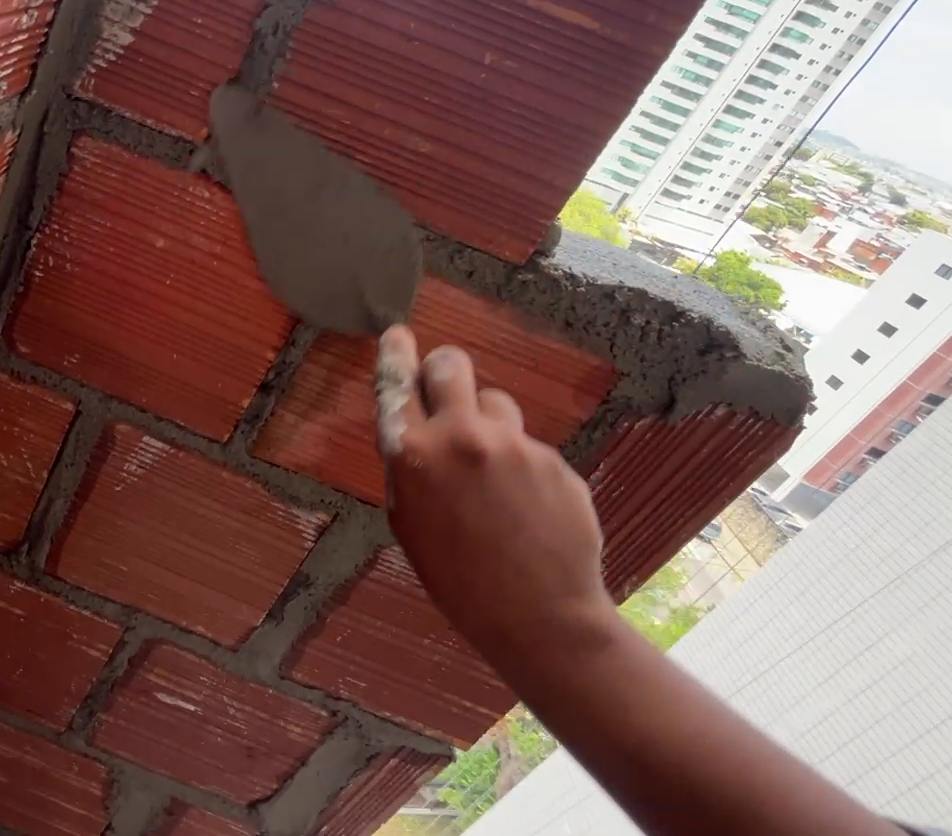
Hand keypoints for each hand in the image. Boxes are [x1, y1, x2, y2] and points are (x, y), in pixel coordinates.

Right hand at [374, 325, 618, 669]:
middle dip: (444, 369)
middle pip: (451, 364)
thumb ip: (409, 466)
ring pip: (495, 403)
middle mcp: (461, 436)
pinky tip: (526, 504)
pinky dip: (522, 463)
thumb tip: (418, 431)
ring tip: (494, 470)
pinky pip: (528, 444)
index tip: (398, 333)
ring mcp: (513, 445)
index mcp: (413, 454)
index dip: (396, 351)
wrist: (537, 617)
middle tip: (447, 387)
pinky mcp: (554, 459)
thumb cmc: (454, 576)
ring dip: (487, 422)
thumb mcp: (407, 519)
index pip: (397, 382)